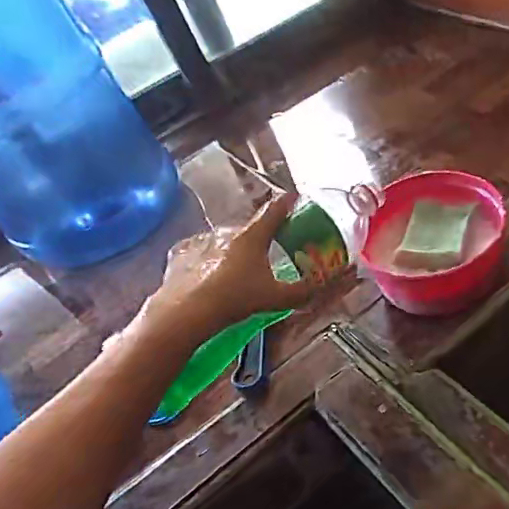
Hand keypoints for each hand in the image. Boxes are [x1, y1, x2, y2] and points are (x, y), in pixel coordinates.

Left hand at [133, 192, 319, 340]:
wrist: (189, 312)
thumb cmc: (236, 299)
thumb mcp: (277, 298)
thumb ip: (303, 292)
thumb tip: (326, 285)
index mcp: (253, 237)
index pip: (273, 212)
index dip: (286, 203)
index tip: (294, 196)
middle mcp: (228, 234)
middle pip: (251, 228)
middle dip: (264, 233)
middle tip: (275, 244)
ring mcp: (202, 242)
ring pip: (227, 241)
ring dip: (238, 249)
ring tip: (245, 266)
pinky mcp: (183, 256)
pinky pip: (203, 252)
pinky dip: (213, 260)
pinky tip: (214, 274)